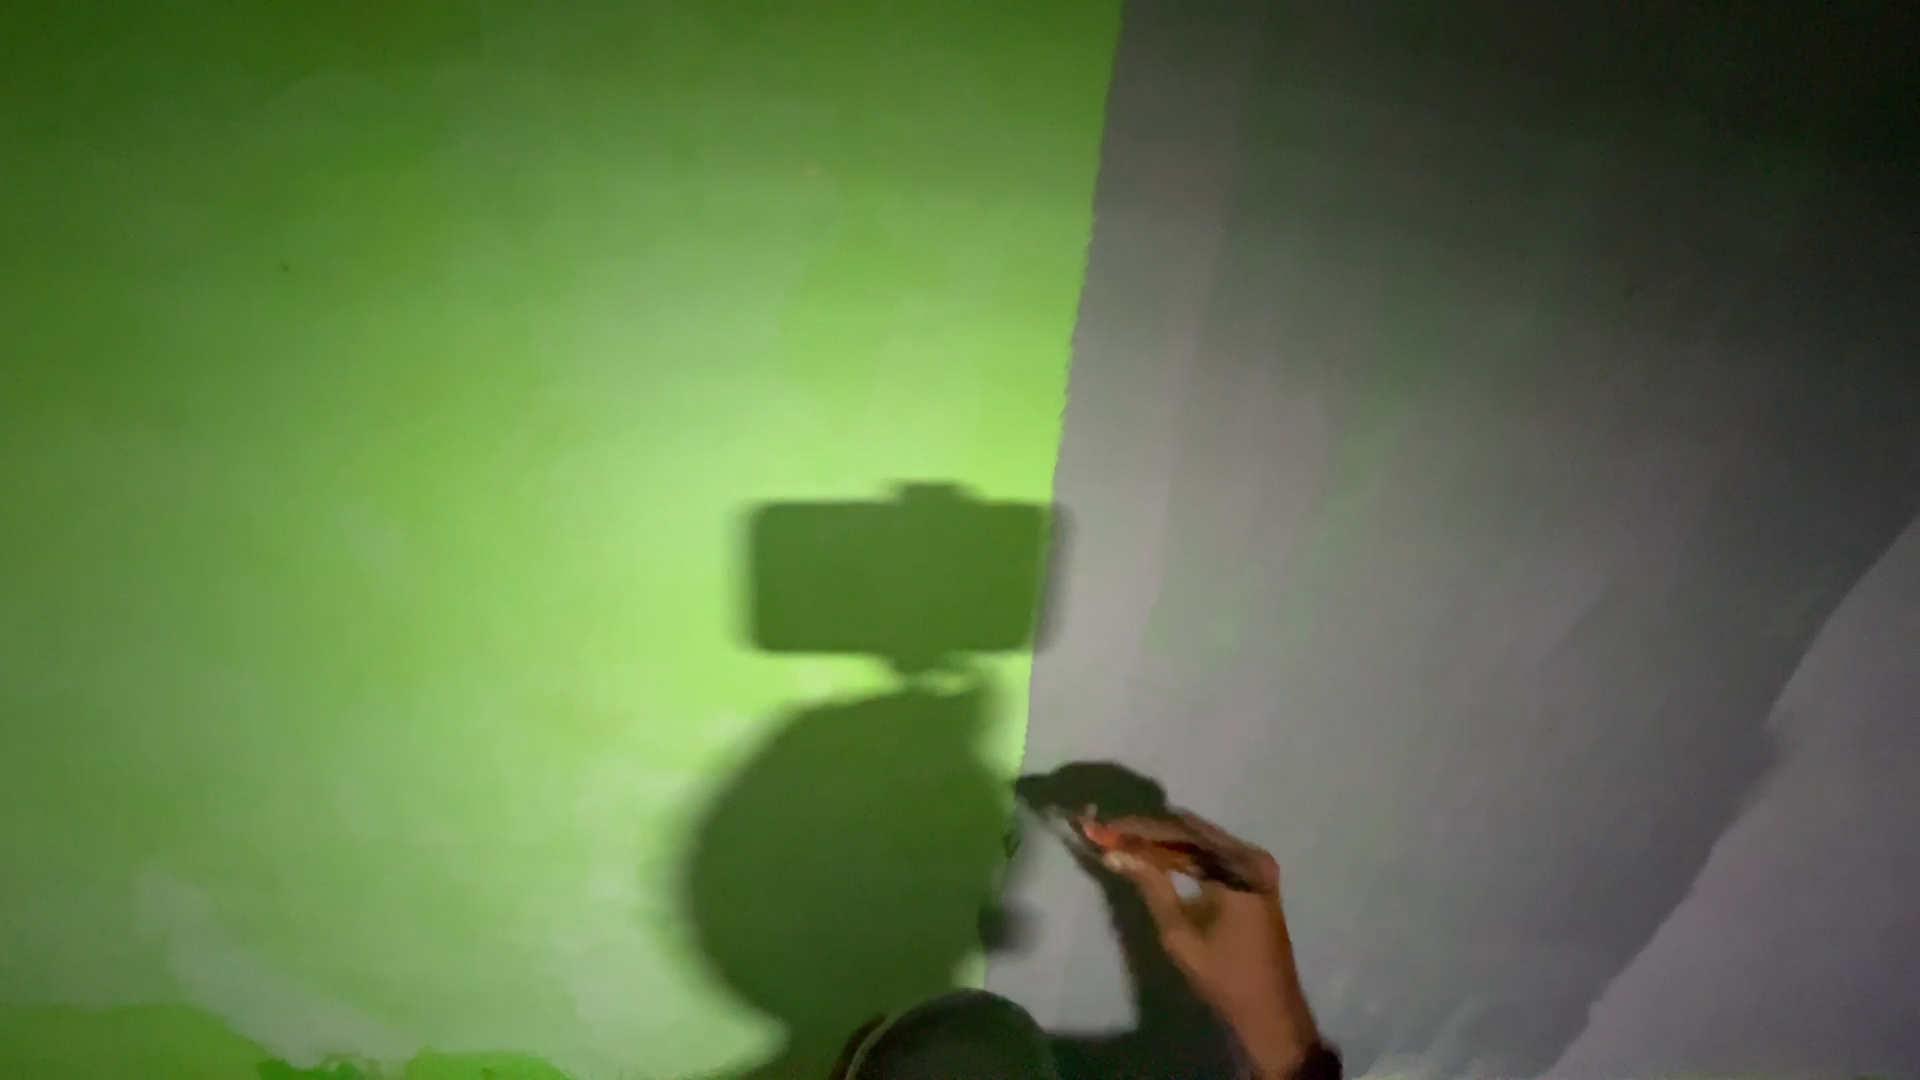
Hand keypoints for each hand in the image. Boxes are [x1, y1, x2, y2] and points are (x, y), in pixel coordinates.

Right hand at [1097, 812, 1320, 1077]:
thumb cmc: (1225, 978)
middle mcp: (1250, 856)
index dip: (1140, 829)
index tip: (1108, 829)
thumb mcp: (1179, 933)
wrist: (1272, 1016)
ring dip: (1162, 842)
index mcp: (1238, 867)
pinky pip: (1210, 855)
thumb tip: (1114, 853)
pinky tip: (1154, 857)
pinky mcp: (1252, 878)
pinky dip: (1181, 855)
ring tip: (1126, 842)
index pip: (1180, 832)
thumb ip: (1150, 885)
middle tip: (1112, 833)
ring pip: (1198, 841)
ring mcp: (1255, 865)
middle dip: (1149, 832)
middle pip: (1190, 831)